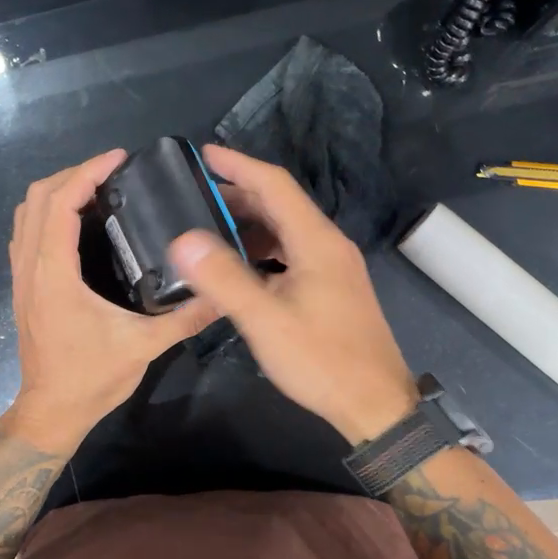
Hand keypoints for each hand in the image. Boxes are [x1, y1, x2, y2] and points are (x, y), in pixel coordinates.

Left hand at [6, 149, 216, 451]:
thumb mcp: (143, 347)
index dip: (87, 172)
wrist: (51, 411)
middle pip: (36, 199)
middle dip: (72, 174)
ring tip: (95, 189)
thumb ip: (185, 318)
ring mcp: (21, 279)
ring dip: (56, 192)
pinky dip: (46, 215)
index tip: (119, 159)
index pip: (60, 203)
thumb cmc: (90, 379)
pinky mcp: (23, 289)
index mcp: (54, 275)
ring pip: (25, 215)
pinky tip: (77, 224)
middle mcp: (30, 269)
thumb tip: (222, 294)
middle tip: (111, 172)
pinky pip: (25, 235)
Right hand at [168, 145, 417, 443]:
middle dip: (239, 196)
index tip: (203, 155)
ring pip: (287, 233)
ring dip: (250, 226)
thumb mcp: (265, 320)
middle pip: (281, 206)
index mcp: (316, 242)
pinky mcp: (333, 291)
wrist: (374, 403)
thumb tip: (183, 240)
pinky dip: (263, 253)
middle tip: (195, 197)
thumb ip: (224, 279)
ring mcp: (334, 270)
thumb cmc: (321, 360)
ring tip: (210, 232)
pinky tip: (241, 271)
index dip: (239, 166)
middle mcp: (329, 246)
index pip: (275, 185)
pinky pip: (293, 256)